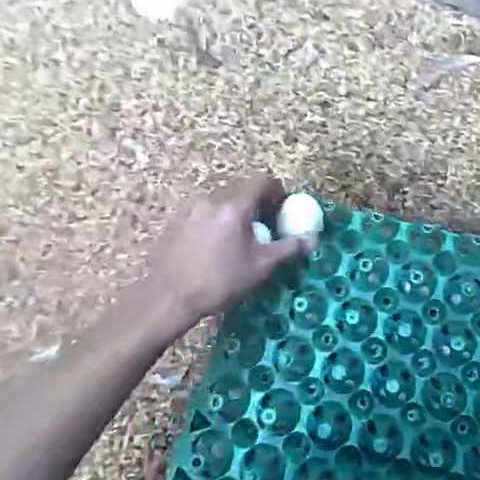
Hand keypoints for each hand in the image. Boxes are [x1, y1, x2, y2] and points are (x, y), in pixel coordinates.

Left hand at [144, 176, 308, 323]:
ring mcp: (190, 209)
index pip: (261, 181)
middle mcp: (211, 200)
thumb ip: (287, 248)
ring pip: (221, 200)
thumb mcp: (260, 266)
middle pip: (240, 189)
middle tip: (265, 224)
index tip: (282, 208)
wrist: (169, 297)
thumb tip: (310, 239)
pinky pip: (204, 211)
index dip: (276, 191)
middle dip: (256, 201)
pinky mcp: (176, 221)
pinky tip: (215, 244)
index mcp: (234, 207)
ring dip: (235, 210)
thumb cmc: (220, 282)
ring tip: (239, 236)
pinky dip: (216, 219)